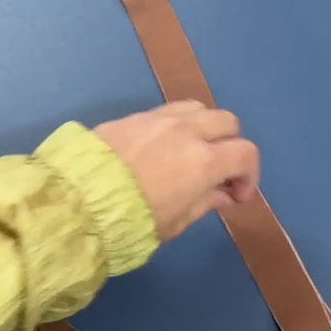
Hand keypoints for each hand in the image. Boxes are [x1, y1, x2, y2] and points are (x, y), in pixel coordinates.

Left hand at [94, 101, 260, 241]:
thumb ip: (206, 201)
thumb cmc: (135, 220)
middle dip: (230, 145)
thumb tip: (222, 193)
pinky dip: (177, 125)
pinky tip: (163, 147)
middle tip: (218, 171)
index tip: (236, 195)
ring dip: (204, 128)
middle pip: (227, 122)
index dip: (249, 175)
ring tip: (192, 152)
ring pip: (199, 108)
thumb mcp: (177, 221)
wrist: (80, 201)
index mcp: (204, 160)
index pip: (246, 154)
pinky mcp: (135, 116)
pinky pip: (168, 111)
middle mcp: (187, 131)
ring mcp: (159, 119)